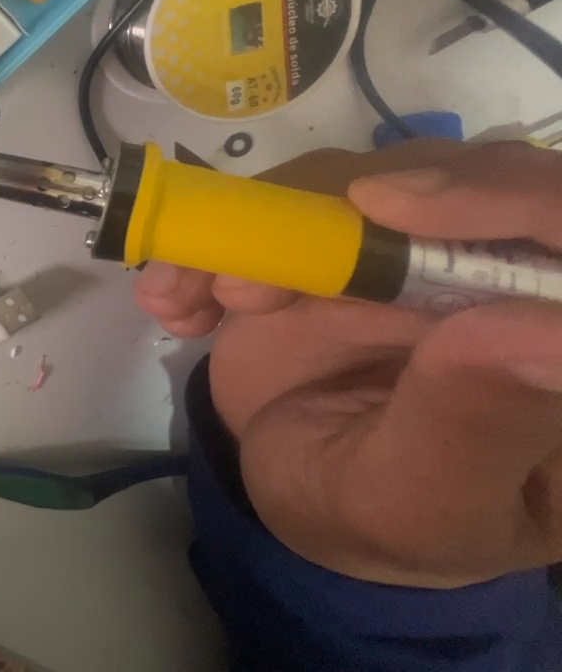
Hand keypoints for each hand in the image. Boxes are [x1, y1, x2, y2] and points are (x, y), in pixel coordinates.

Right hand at [134, 140, 561, 587]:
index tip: (385, 205)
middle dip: (327, 219)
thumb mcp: (426, 498)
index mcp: (556, 336)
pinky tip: (175, 302)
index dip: (505, 198)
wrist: (296, 494)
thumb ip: (475, 421)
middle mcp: (498, 277)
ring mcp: (405, 254)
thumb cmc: (384, 520)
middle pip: (452, 180)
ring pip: (340, 183)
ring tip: (191, 307)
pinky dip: (199, 245)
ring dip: (242, 233)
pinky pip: (262, 206)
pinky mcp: (321, 243)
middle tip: (247, 293)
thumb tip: (537, 330)